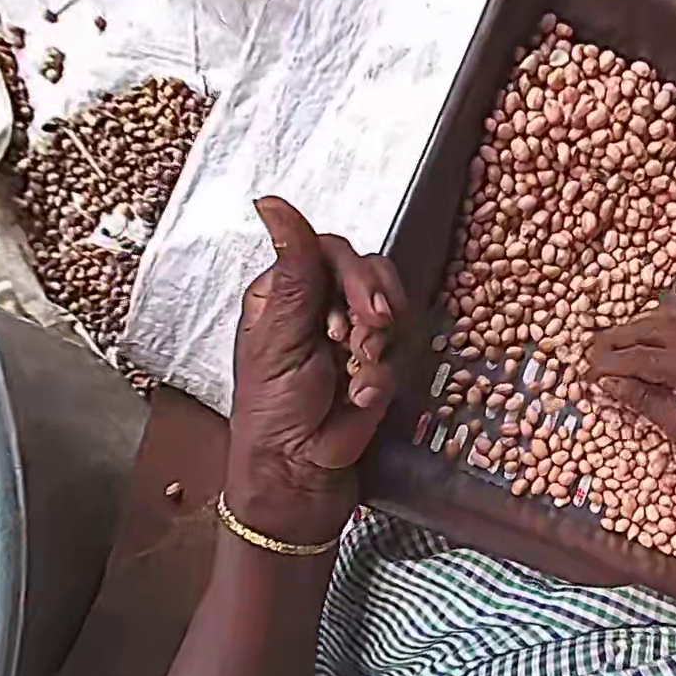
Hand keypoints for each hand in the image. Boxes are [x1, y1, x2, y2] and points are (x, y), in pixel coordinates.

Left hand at [227, 197, 406, 545]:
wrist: (300, 472)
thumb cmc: (274, 409)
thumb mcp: (279, 339)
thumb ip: (292, 272)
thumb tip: (272, 202)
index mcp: (288, 291)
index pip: (331, 250)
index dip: (354, 275)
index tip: (361, 311)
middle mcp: (324, 305)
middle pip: (371, 271)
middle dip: (374, 308)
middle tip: (365, 342)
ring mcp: (355, 333)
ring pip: (393, 307)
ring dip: (381, 345)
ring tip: (358, 376)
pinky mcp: (380, 361)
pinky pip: (403, 347)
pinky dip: (386, 374)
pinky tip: (364, 396)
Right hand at [585, 303, 675, 474]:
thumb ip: (644, 400)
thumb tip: (608, 383)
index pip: (643, 358)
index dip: (611, 364)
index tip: (588, 372)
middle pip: (650, 330)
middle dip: (615, 340)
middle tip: (588, 351)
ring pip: (664, 320)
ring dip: (632, 329)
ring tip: (606, 343)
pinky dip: (653, 326)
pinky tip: (637, 336)